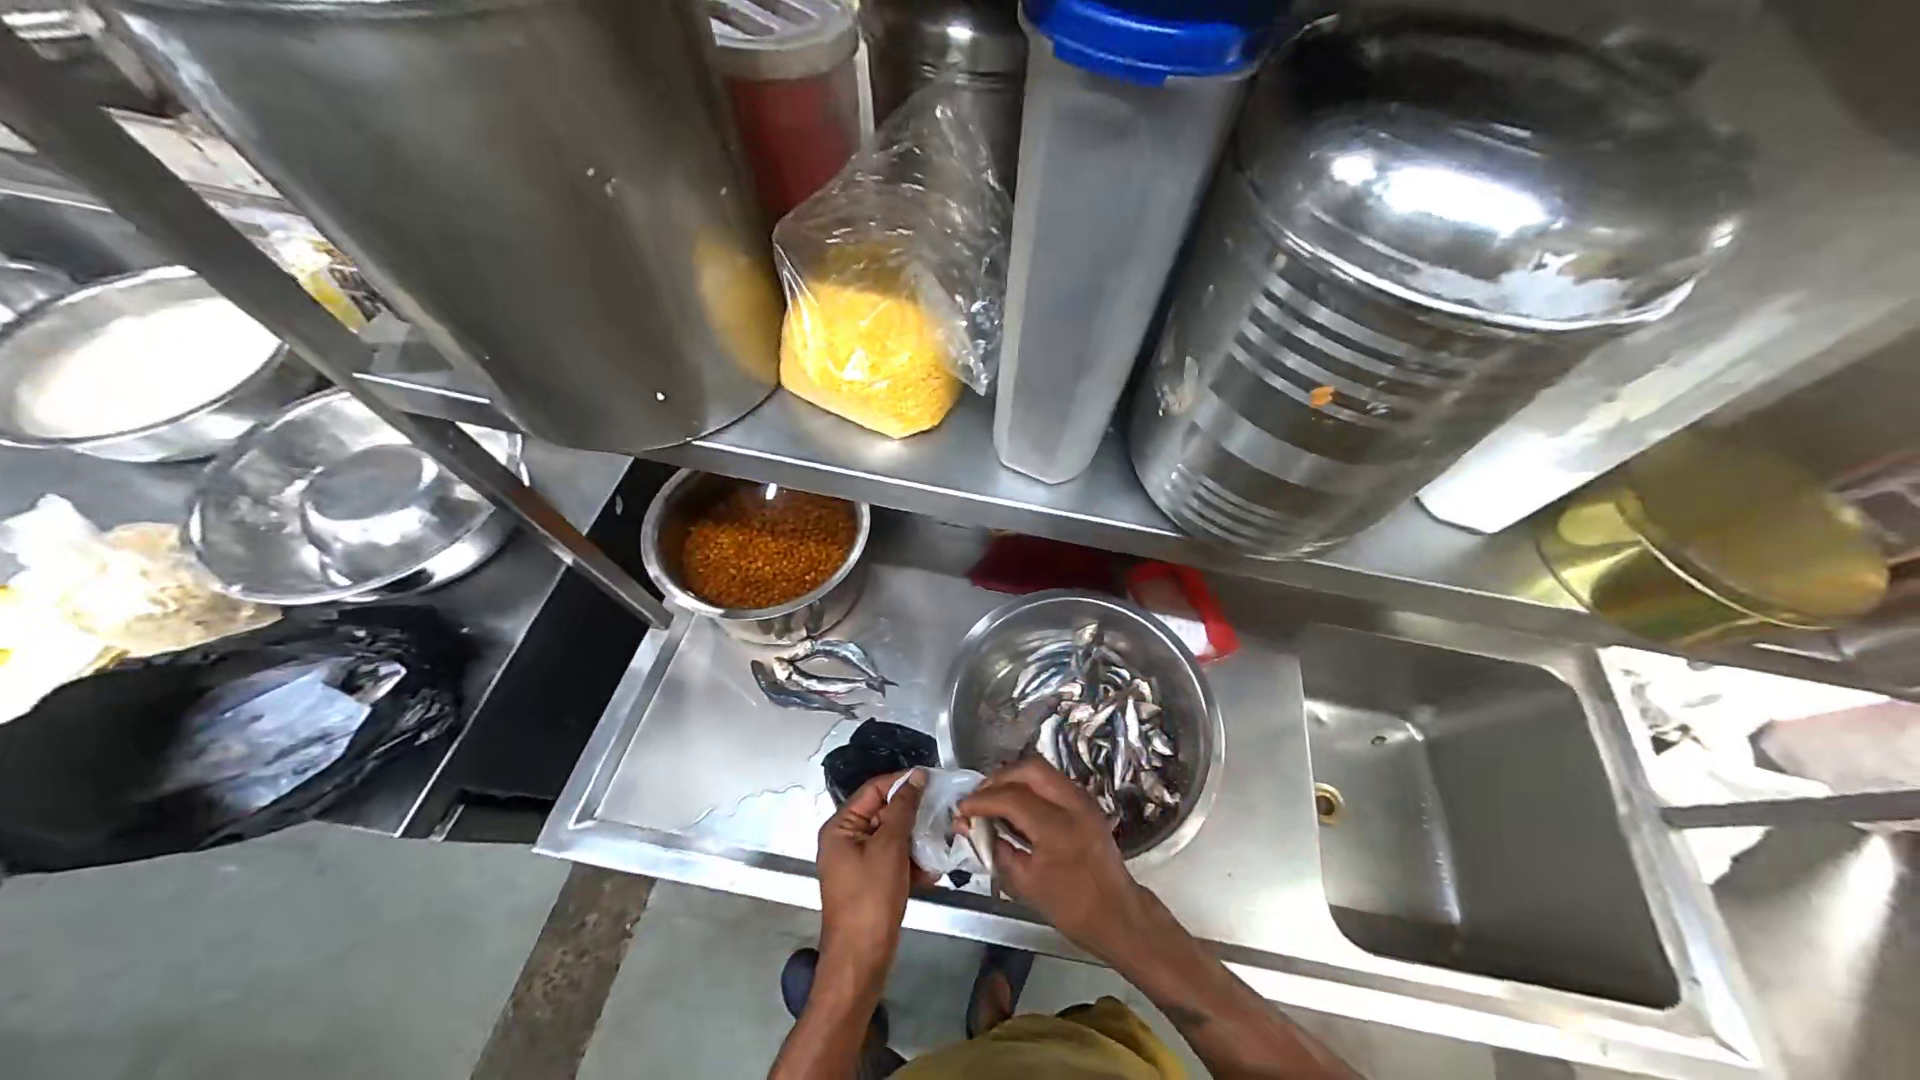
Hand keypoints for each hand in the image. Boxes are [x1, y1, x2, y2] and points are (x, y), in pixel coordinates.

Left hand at [815, 769, 925, 980]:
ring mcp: (858, 863)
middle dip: (914, 816)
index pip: (873, 790)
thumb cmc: (870, 899)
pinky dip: (912, 864)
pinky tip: (932, 872)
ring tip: (941, 843)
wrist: (861, 959)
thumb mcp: (889, 847)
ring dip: (917, 841)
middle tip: (942, 812)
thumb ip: (903, 808)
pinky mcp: (872, 882)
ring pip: (894, 838)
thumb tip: (916, 777)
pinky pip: (895, 861)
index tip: (931, 780)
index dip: (902, 782)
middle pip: (884, 813)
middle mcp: (846, 841)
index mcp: (841, 827)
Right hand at [958, 760, 1152, 960]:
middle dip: (999, 778)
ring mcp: (1084, 800)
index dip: (981, 801)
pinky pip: (1053, 781)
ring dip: (1014, 778)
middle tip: (979, 797)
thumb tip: (970, 828)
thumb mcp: (1024, 884)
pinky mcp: (1087, 803)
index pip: (1011, 797)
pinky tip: (1016, 804)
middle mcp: (1073, 804)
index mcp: (1057, 827)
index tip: (962, 809)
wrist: (1118, 914)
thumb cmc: (1071, 907)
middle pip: (1029, 768)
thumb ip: (995, 849)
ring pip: (1043, 770)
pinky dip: (1030, 785)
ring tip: (994, 798)